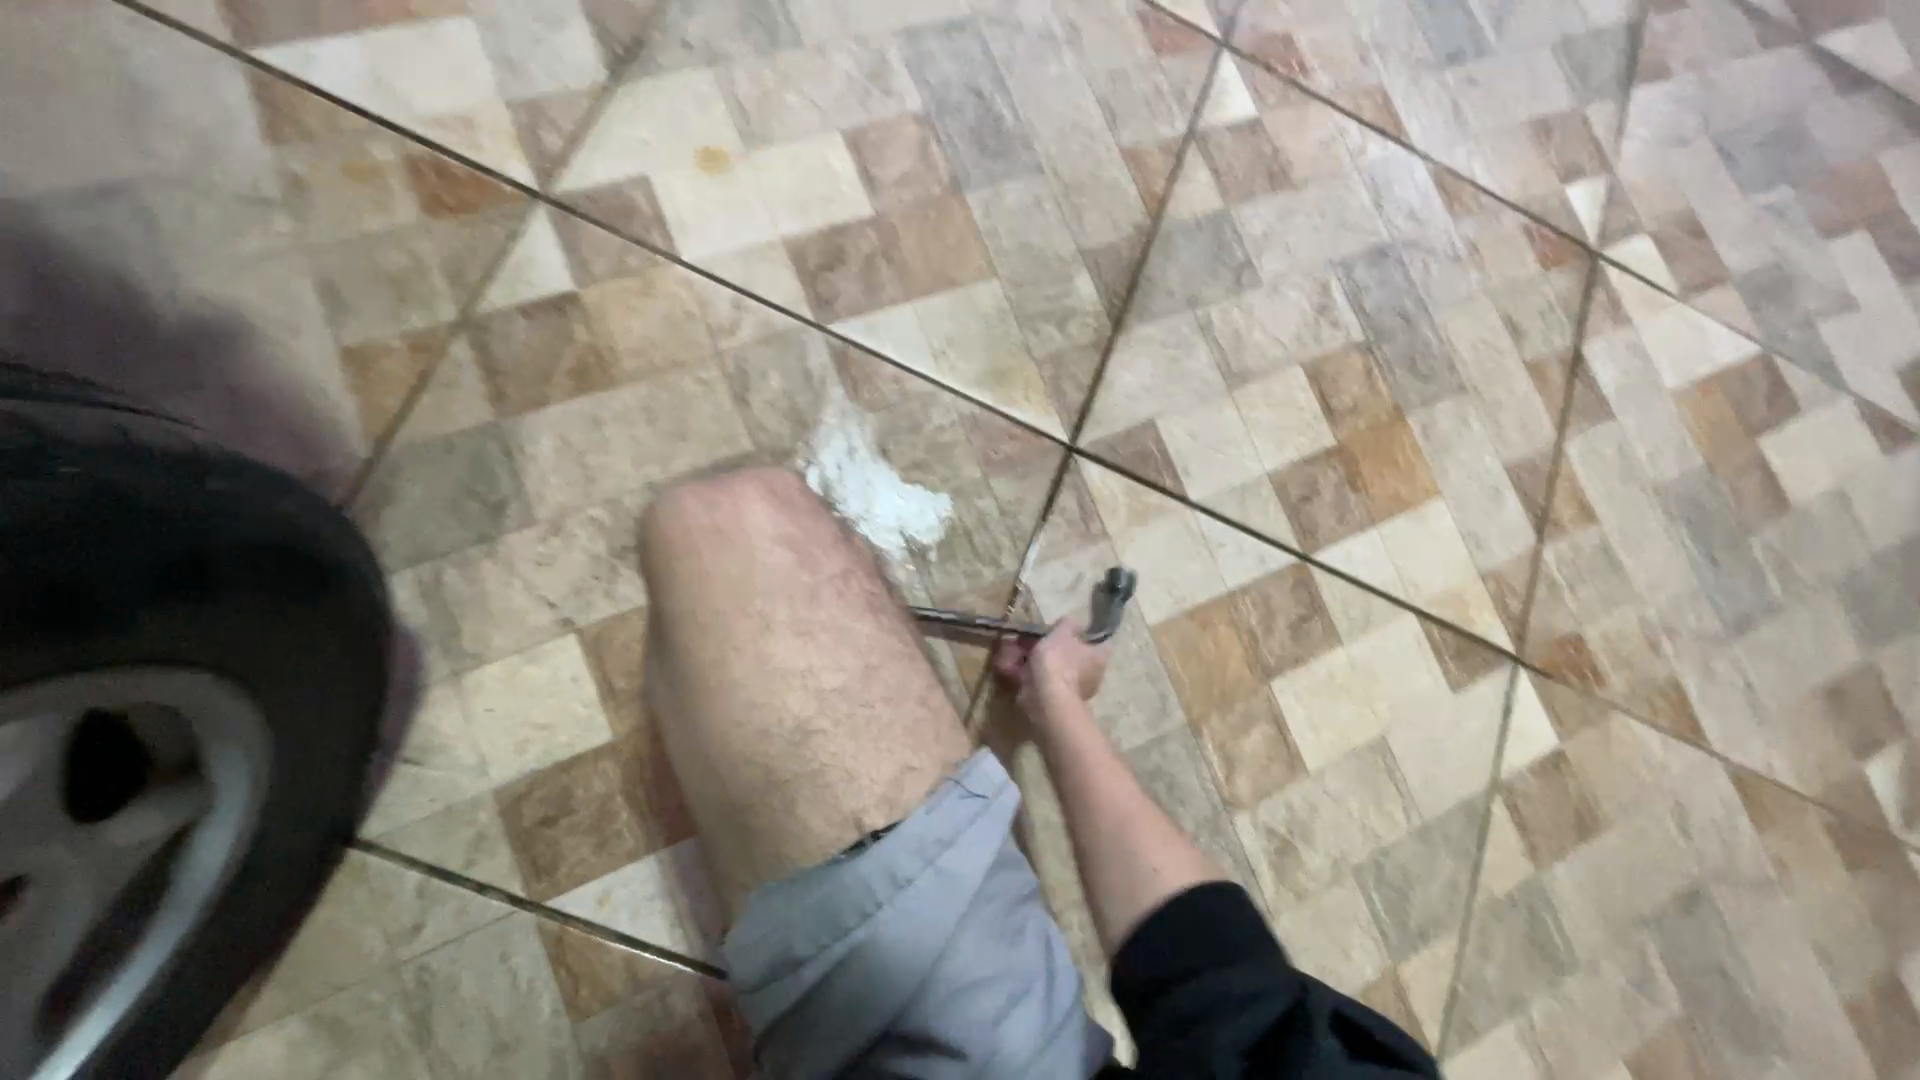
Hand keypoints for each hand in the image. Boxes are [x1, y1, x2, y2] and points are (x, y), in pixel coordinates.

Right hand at [992, 619, 1111, 715]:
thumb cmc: (1058, 661)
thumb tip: (1072, 623)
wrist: (1045, 698)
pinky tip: (1012, 667)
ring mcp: (1073, 690)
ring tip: (1015, 651)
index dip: (1083, 633)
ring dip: (1036, 660)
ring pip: (1054, 669)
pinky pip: (1042, 682)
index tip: (1066, 629)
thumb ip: (1068, 623)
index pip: (1099, 641)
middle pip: (1072, 655)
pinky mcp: (1055, 700)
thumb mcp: (1062, 631)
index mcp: (1099, 657)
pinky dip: (1028, 675)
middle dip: (1051, 647)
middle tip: (1033, 638)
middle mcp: (1092, 675)